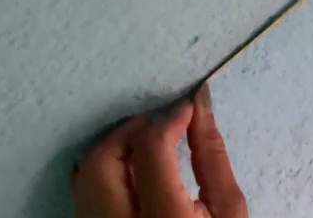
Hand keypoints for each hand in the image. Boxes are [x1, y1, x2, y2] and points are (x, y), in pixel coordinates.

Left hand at [72, 87, 248, 217]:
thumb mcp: (229, 213)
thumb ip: (212, 157)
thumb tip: (200, 106)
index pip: (150, 149)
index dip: (169, 118)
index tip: (187, 109)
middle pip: (101, 161)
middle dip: (131, 130)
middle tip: (161, 124)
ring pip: (84, 179)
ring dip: (115, 151)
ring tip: (147, 147)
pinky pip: (85, 200)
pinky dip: (106, 176)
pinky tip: (133, 176)